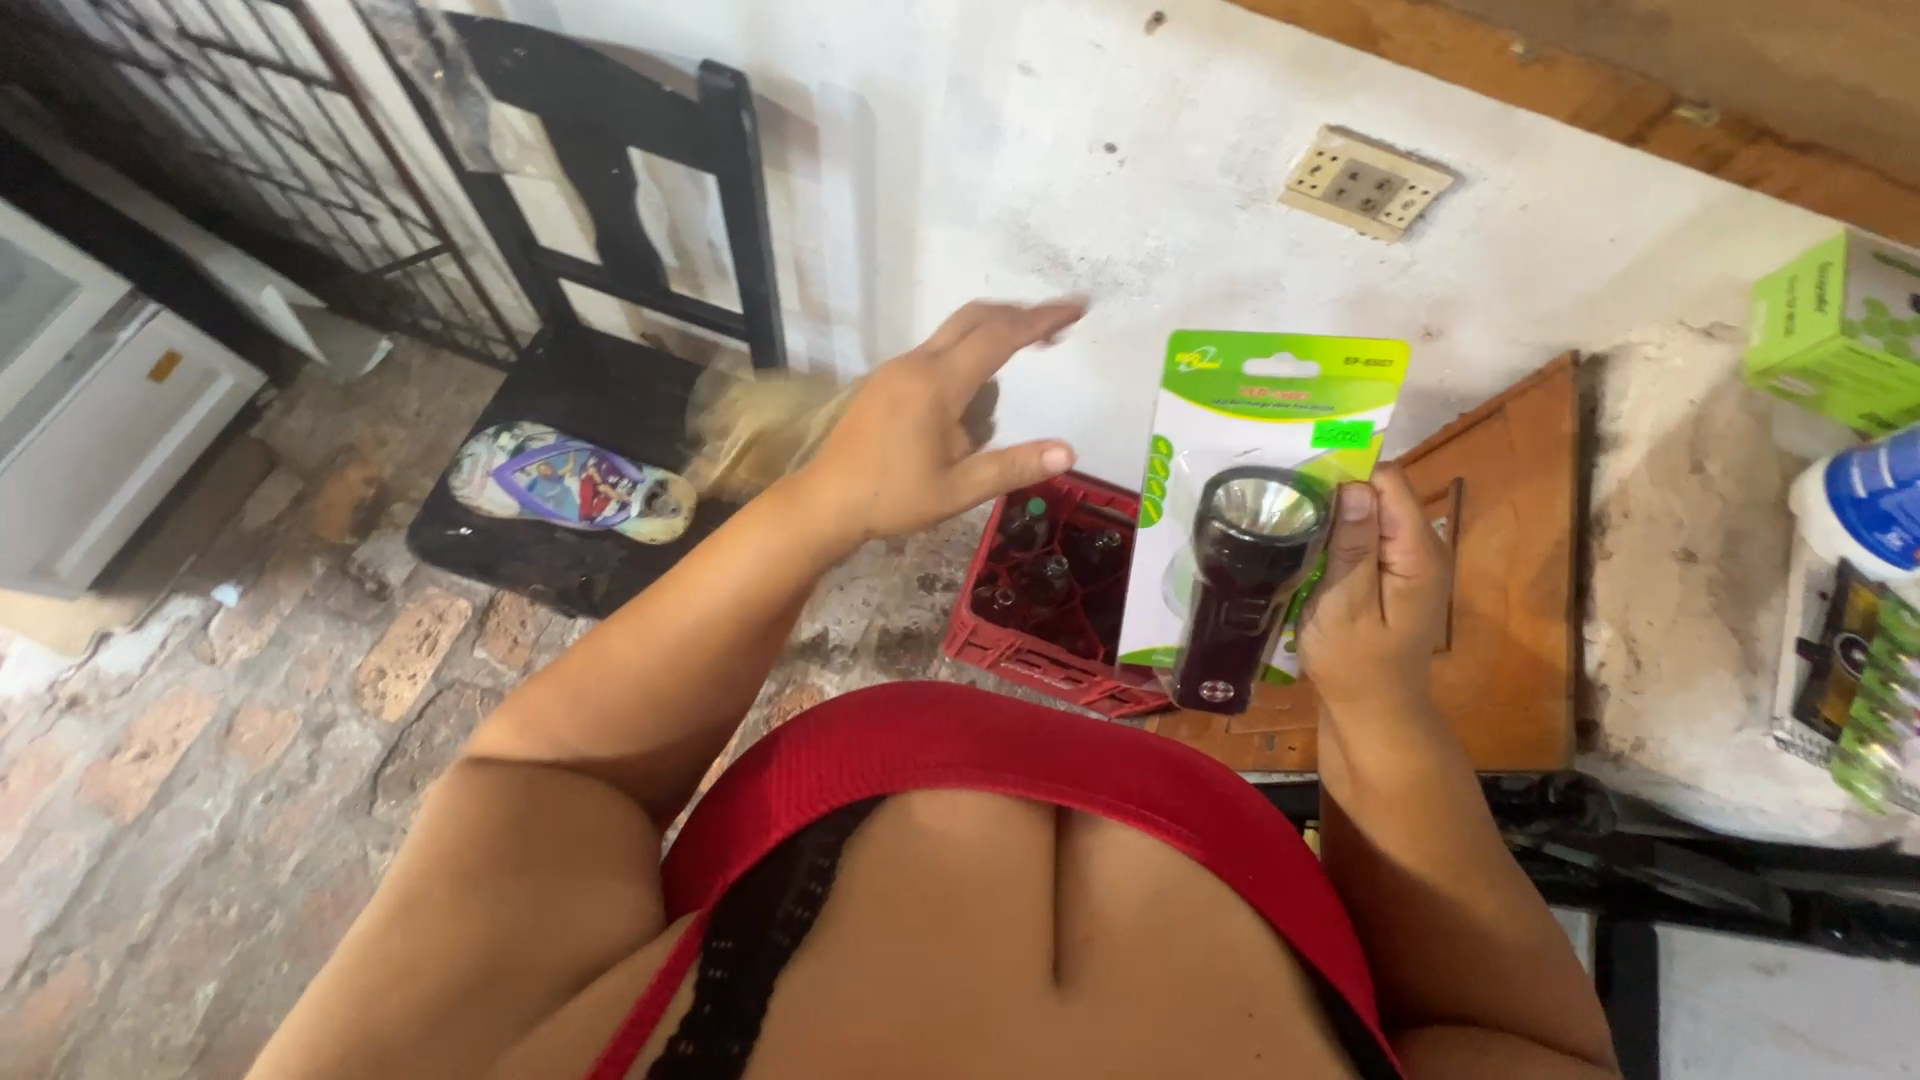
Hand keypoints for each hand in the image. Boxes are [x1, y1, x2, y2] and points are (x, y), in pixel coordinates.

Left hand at [790, 299, 1085, 545]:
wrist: (826, 503)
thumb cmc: (892, 499)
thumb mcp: (959, 490)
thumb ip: (1013, 467)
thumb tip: (1068, 452)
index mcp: (936, 384)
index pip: (999, 336)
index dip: (1041, 320)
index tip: (1076, 309)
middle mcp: (916, 364)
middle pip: (974, 318)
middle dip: (1017, 315)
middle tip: (1054, 329)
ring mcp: (896, 370)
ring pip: (952, 335)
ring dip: (989, 338)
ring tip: (1011, 375)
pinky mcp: (885, 382)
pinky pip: (934, 354)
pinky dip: (964, 357)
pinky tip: (968, 400)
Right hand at [1299, 464, 1451, 717]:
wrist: (1373, 710)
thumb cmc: (1354, 663)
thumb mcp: (1345, 605)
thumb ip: (1352, 547)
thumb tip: (1354, 488)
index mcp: (1418, 553)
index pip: (1388, 482)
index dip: (1347, 473)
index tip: (1301, 478)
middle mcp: (1424, 547)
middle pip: (1382, 492)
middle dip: (1338, 488)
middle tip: (1287, 497)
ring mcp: (1411, 559)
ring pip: (1373, 510)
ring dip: (1336, 508)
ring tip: (1291, 513)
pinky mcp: (1394, 571)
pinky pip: (1369, 532)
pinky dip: (1341, 529)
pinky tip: (1310, 538)